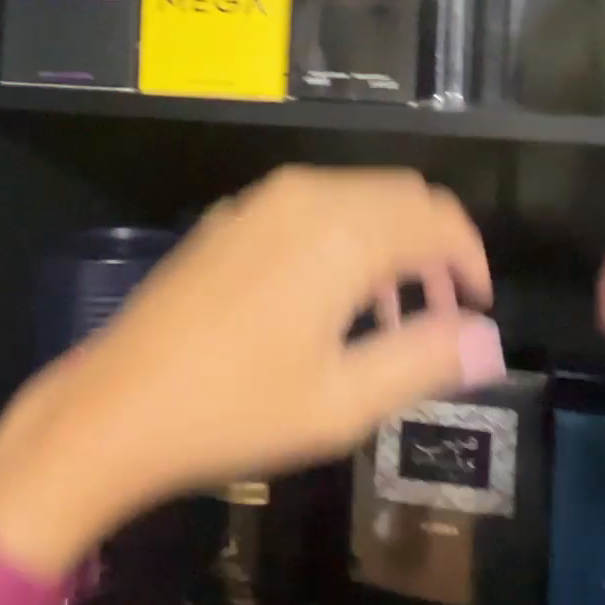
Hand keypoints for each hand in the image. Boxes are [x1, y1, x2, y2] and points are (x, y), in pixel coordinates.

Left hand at [0, 166, 503, 579]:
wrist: (113, 407)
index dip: (473, 260)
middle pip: (405, 196)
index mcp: (346, 234)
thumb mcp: (343, 401)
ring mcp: (267, 199)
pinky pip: (317, 204)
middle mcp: (311, 197)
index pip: (440, 220)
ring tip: (390, 313)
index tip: (479, 308)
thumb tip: (491, 341)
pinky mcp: (237, 213)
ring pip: (362, 195)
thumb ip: (426, 360)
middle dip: (437, 245)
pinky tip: (331, 294)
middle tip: (444, 310)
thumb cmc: (236, 409)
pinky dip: (350, 234)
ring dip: (394, 240)